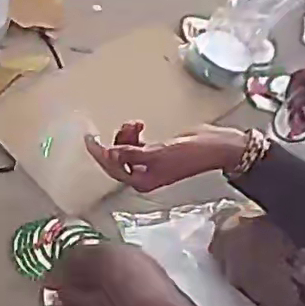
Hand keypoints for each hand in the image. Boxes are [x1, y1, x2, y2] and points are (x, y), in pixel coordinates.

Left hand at [86, 121, 250, 192]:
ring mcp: (148, 164)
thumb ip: (131, 154)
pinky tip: (139, 126)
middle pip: (116, 159)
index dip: (99, 154)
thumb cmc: (191, 154)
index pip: (112, 168)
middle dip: (116, 141)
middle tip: (122, 126)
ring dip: (126, 135)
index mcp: (141, 181)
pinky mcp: (155, 152)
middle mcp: (142, 175)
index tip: (89, 140)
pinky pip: (135, 143)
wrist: (216, 147)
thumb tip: (110, 154)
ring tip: (136, 124)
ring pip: (125, 149)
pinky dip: (134, 134)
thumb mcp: (157, 153)